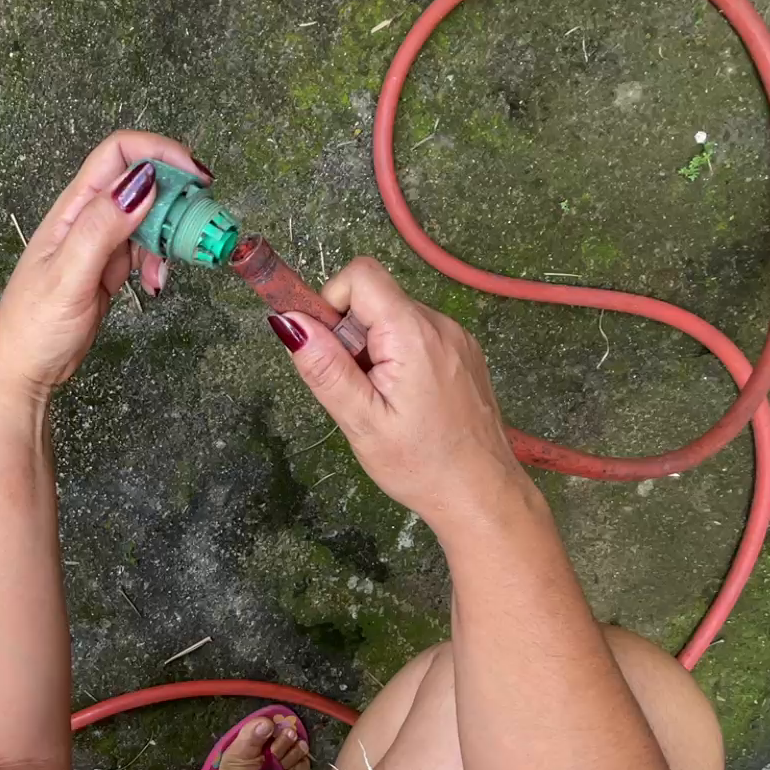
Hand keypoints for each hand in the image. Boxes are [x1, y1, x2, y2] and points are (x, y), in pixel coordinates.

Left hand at [0, 131, 207, 396]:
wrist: (24, 372)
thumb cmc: (34, 327)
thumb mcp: (68, 276)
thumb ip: (101, 228)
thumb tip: (142, 183)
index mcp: (72, 210)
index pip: (118, 155)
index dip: (159, 154)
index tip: (195, 178)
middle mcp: (86, 220)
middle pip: (140, 184)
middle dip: (174, 199)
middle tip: (196, 229)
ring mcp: (98, 246)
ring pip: (147, 220)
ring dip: (168, 238)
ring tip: (164, 272)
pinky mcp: (106, 271)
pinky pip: (142, 252)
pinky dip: (157, 263)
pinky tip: (154, 285)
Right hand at [271, 258, 530, 529]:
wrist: (480, 494)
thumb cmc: (419, 464)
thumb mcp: (360, 421)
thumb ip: (324, 368)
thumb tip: (289, 322)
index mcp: (412, 334)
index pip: (360, 276)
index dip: (330, 304)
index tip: (326, 351)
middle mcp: (439, 324)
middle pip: (374, 300)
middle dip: (349, 338)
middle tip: (356, 391)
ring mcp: (455, 337)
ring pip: (392, 320)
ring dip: (371, 352)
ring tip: (381, 402)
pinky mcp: (461, 353)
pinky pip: (414, 337)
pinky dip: (395, 360)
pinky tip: (403, 402)